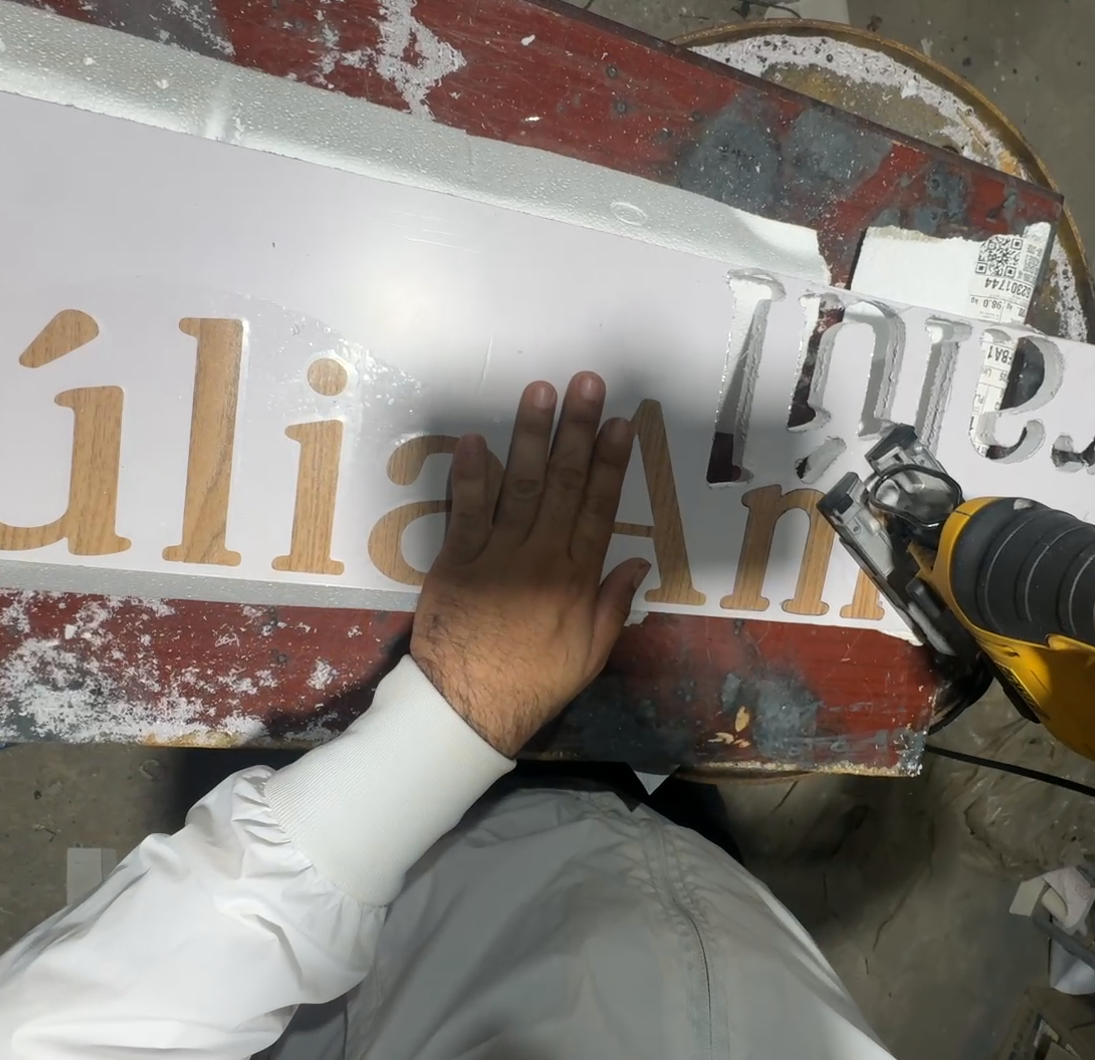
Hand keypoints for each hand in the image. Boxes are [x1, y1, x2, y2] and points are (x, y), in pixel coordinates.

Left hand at [409, 373, 650, 755]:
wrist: (468, 708)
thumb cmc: (536, 681)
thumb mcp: (592, 653)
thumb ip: (614, 603)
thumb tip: (638, 559)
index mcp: (577, 578)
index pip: (599, 508)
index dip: (610, 463)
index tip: (619, 424)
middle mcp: (541, 557)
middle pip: (563, 485)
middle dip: (576, 431)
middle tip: (586, 385)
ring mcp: (496, 556)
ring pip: (519, 487)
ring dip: (530, 438)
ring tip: (540, 393)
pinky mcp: (456, 562)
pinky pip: (464, 513)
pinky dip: (469, 476)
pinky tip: (475, 439)